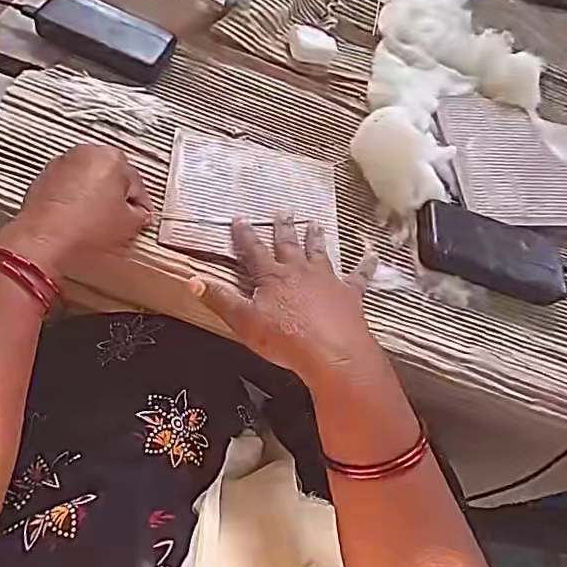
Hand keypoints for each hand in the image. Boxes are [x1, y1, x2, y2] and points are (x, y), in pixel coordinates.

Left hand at [0, 145, 152, 276]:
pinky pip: (67, 187)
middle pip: (110, 176)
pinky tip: (76, 221)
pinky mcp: (43, 178)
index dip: (140, 204)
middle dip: (114, 196)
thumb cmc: (88, 229)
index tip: (140, 219)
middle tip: (118, 220)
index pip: (135, 182)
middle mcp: (86, 153)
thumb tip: (138, 213)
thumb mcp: (129, 225)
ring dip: (93, 196)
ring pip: (87, 180)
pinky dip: (73, 200)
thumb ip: (140, 214)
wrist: (44, 242)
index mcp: (112, 158)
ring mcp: (61, 164)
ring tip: (95, 223)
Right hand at [193, 218, 385, 385]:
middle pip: (288, 244)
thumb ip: (220, 299)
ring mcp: (327, 280)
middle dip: (283, 228)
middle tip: (282, 212)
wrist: (331, 353)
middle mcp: (300, 271)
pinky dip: (365, 265)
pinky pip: (358, 276)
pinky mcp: (349, 294)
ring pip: (319, 252)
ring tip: (314, 224)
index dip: (245, 235)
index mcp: (272, 277)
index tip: (240, 220)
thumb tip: (195, 280)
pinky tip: (371, 255)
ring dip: (315, 238)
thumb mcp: (243, 321)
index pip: (254, 250)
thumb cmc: (286, 339)